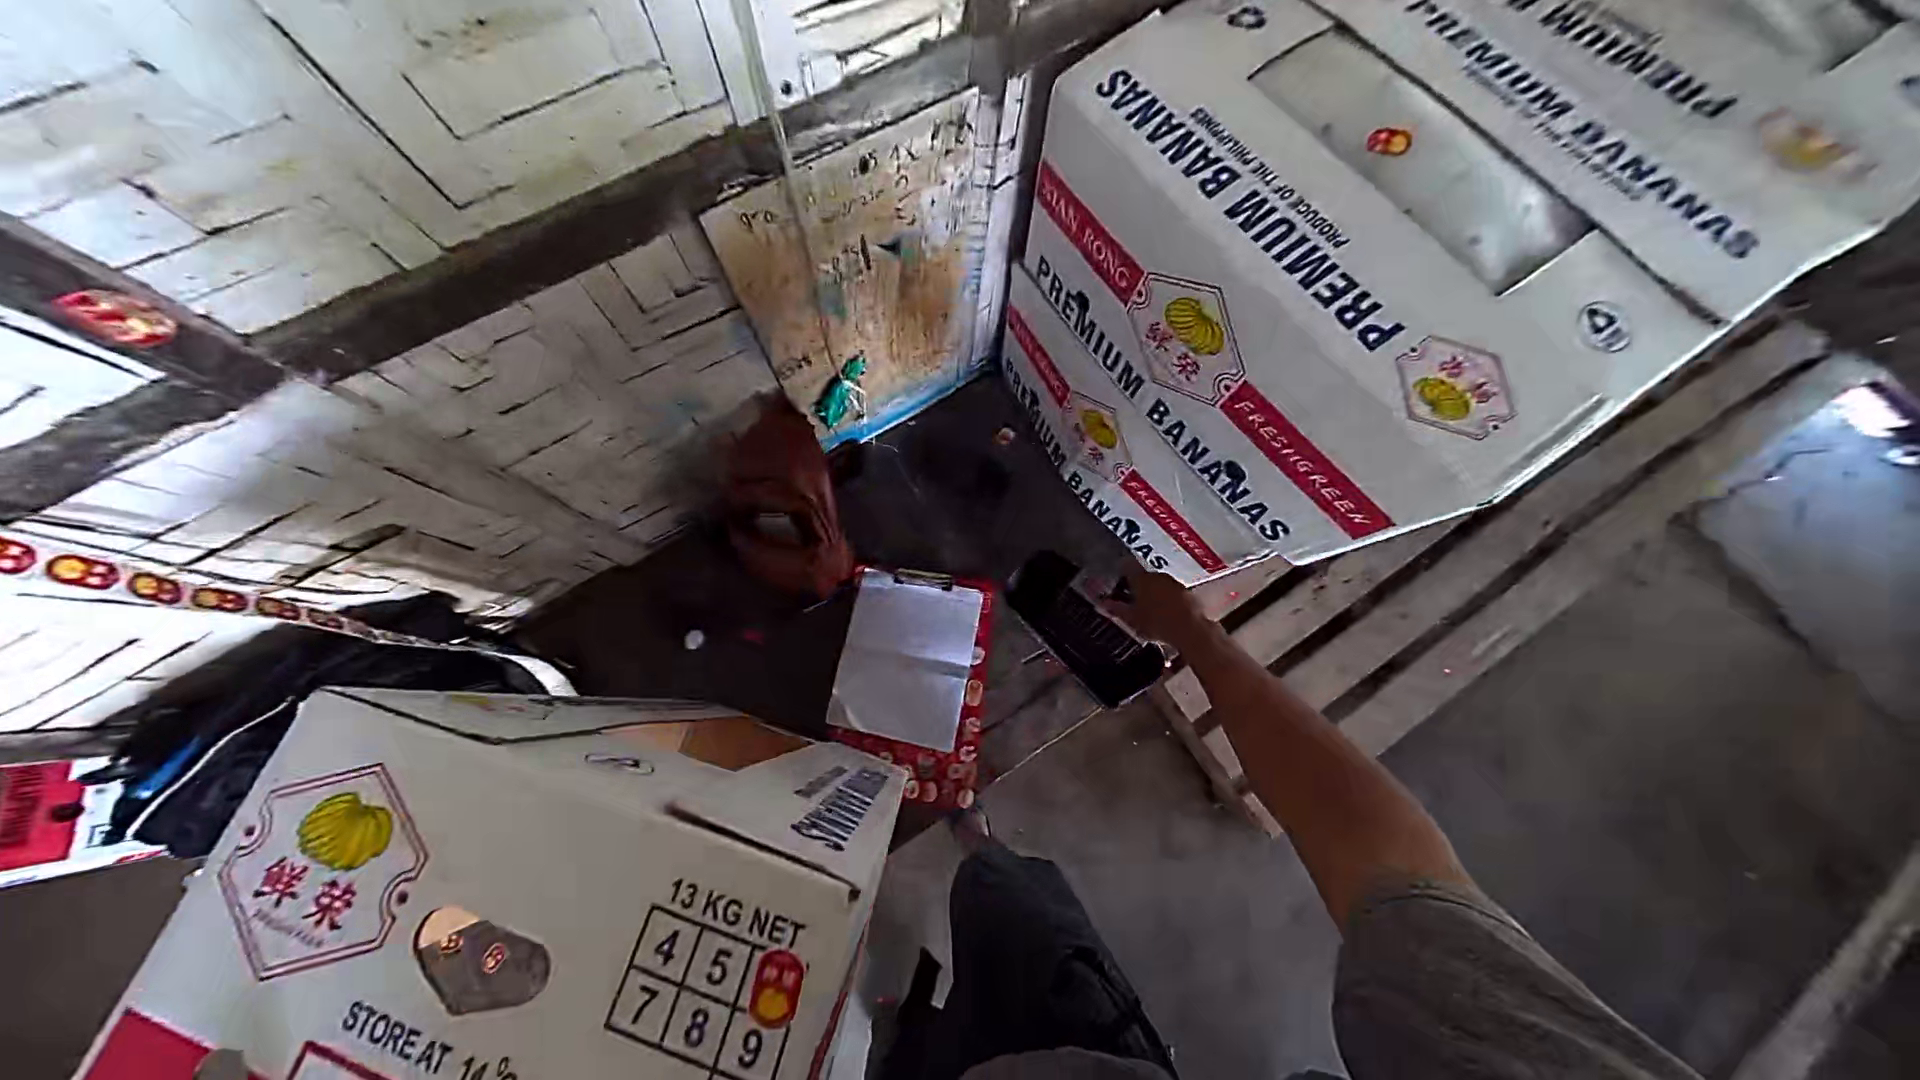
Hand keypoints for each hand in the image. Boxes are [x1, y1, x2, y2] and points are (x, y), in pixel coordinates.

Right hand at [1104, 568, 1211, 653]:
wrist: (1191, 631)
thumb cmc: (1156, 623)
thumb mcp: (1131, 619)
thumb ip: (1116, 609)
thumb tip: (1103, 603)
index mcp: (1141, 579)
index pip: (1127, 566)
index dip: (1121, 572)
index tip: (1117, 581)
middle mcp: (1159, 576)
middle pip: (1144, 576)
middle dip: (1138, 586)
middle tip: (1131, 601)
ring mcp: (1176, 584)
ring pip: (1160, 584)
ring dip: (1154, 593)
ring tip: (1149, 611)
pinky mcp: (1189, 594)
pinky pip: (1174, 594)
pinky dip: (1169, 601)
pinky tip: (1166, 615)